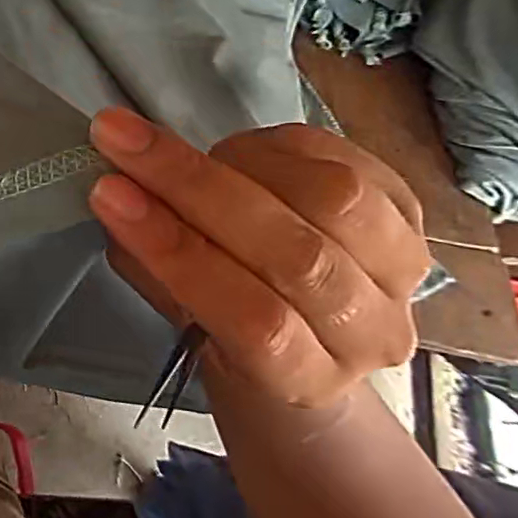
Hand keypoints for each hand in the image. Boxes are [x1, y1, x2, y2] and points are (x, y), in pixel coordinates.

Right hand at [87, 108, 429, 408]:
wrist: (298, 325)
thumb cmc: (219, 318)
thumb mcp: (169, 305)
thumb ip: (148, 257)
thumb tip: (119, 191)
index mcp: (303, 377)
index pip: (249, 317)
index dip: (176, 250)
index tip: (107, 193)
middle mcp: (370, 332)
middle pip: (293, 254)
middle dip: (190, 184)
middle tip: (120, 139)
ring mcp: (403, 272)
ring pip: (331, 201)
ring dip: (235, 163)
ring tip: (185, 155)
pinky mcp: (410, 214)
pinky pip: (349, 162)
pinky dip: (276, 145)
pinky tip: (233, 151)